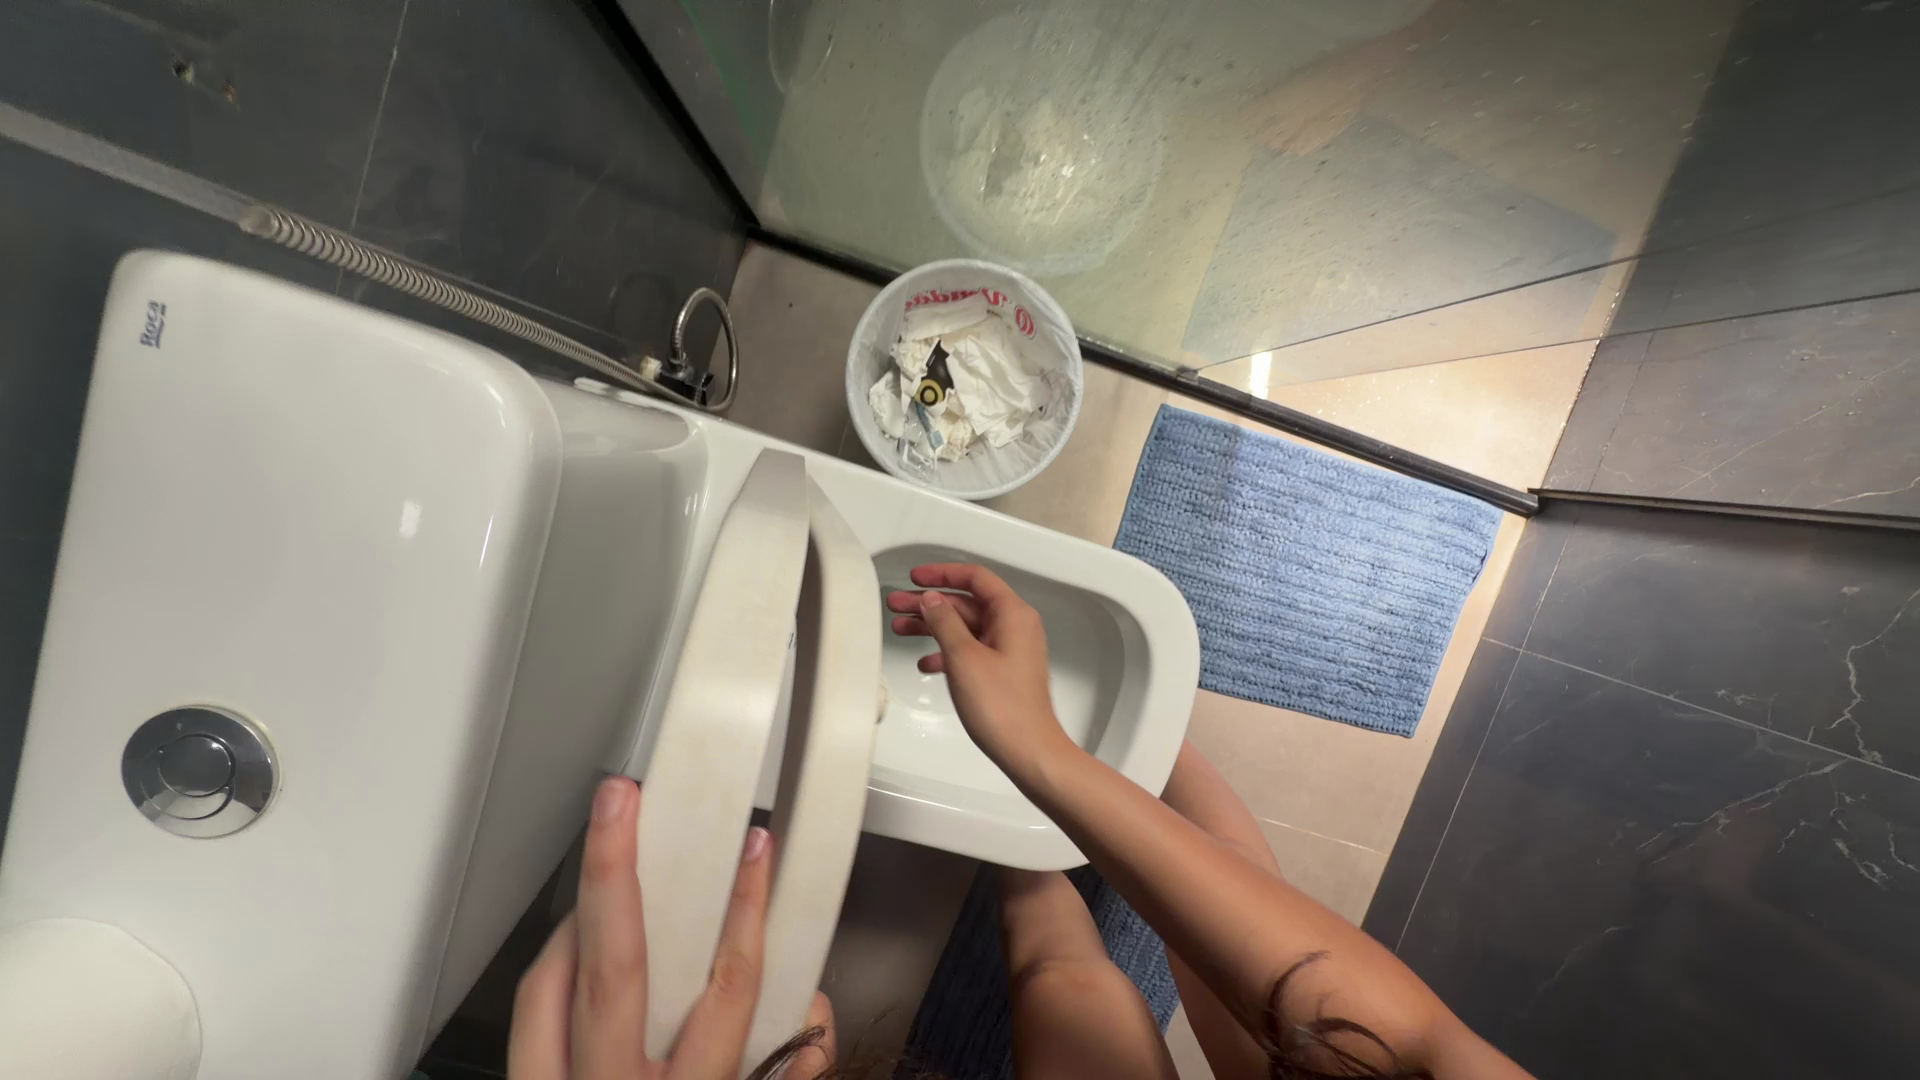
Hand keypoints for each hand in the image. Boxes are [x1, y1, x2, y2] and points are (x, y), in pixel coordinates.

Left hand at [509, 775, 833, 1078]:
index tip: (758, 849)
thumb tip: (810, 1006)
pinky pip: (526, 1021)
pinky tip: (574, 937)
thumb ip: (791, 1068)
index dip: (747, 909)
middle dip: (618, 870)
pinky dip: (550, 966)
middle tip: (622, 801)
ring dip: (577, 915)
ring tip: (606, 857)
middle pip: (617, 968)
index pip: (730, 990)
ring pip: (550, 989)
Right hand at [885, 563, 1073, 776]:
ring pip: (965, 627)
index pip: (976, 578)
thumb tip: (931, 597)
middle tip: (894, 605)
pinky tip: (924, 664)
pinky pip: (971, 650)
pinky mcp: (1003, 671)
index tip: (913, 578)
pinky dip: (947, 652)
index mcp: (1012, 613)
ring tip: (898, 630)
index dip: (942, 574)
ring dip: (933, 627)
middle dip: (930, 603)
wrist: (1029, 751)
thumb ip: (944, 621)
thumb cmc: (998, 702)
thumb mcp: (964, 657)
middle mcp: (1014, 625)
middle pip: (967, 603)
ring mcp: (1009, 649)